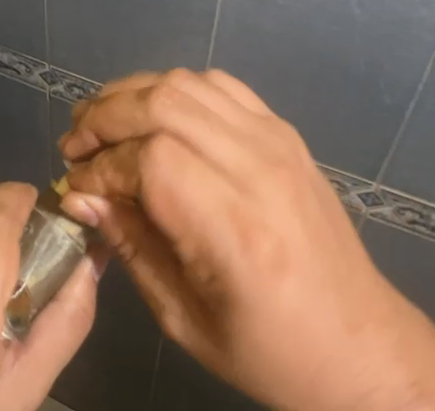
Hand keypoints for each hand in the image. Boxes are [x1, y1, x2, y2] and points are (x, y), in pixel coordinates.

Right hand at [59, 69, 434, 410]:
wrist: (360, 343)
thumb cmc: (270, 351)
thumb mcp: (185, 320)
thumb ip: (130, 245)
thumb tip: (80, 195)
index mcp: (235, 228)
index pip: (148, 160)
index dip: (100, 167)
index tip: (75, 189)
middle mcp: (258, 169)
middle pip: (164, 103)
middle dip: (105, 115)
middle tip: (74, 144)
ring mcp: (277, 142)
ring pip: (188, 83)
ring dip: (134, 94)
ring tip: (103, 124)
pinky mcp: (285, 132)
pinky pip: (220, 86)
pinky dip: (176, 90)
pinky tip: (156, 117)